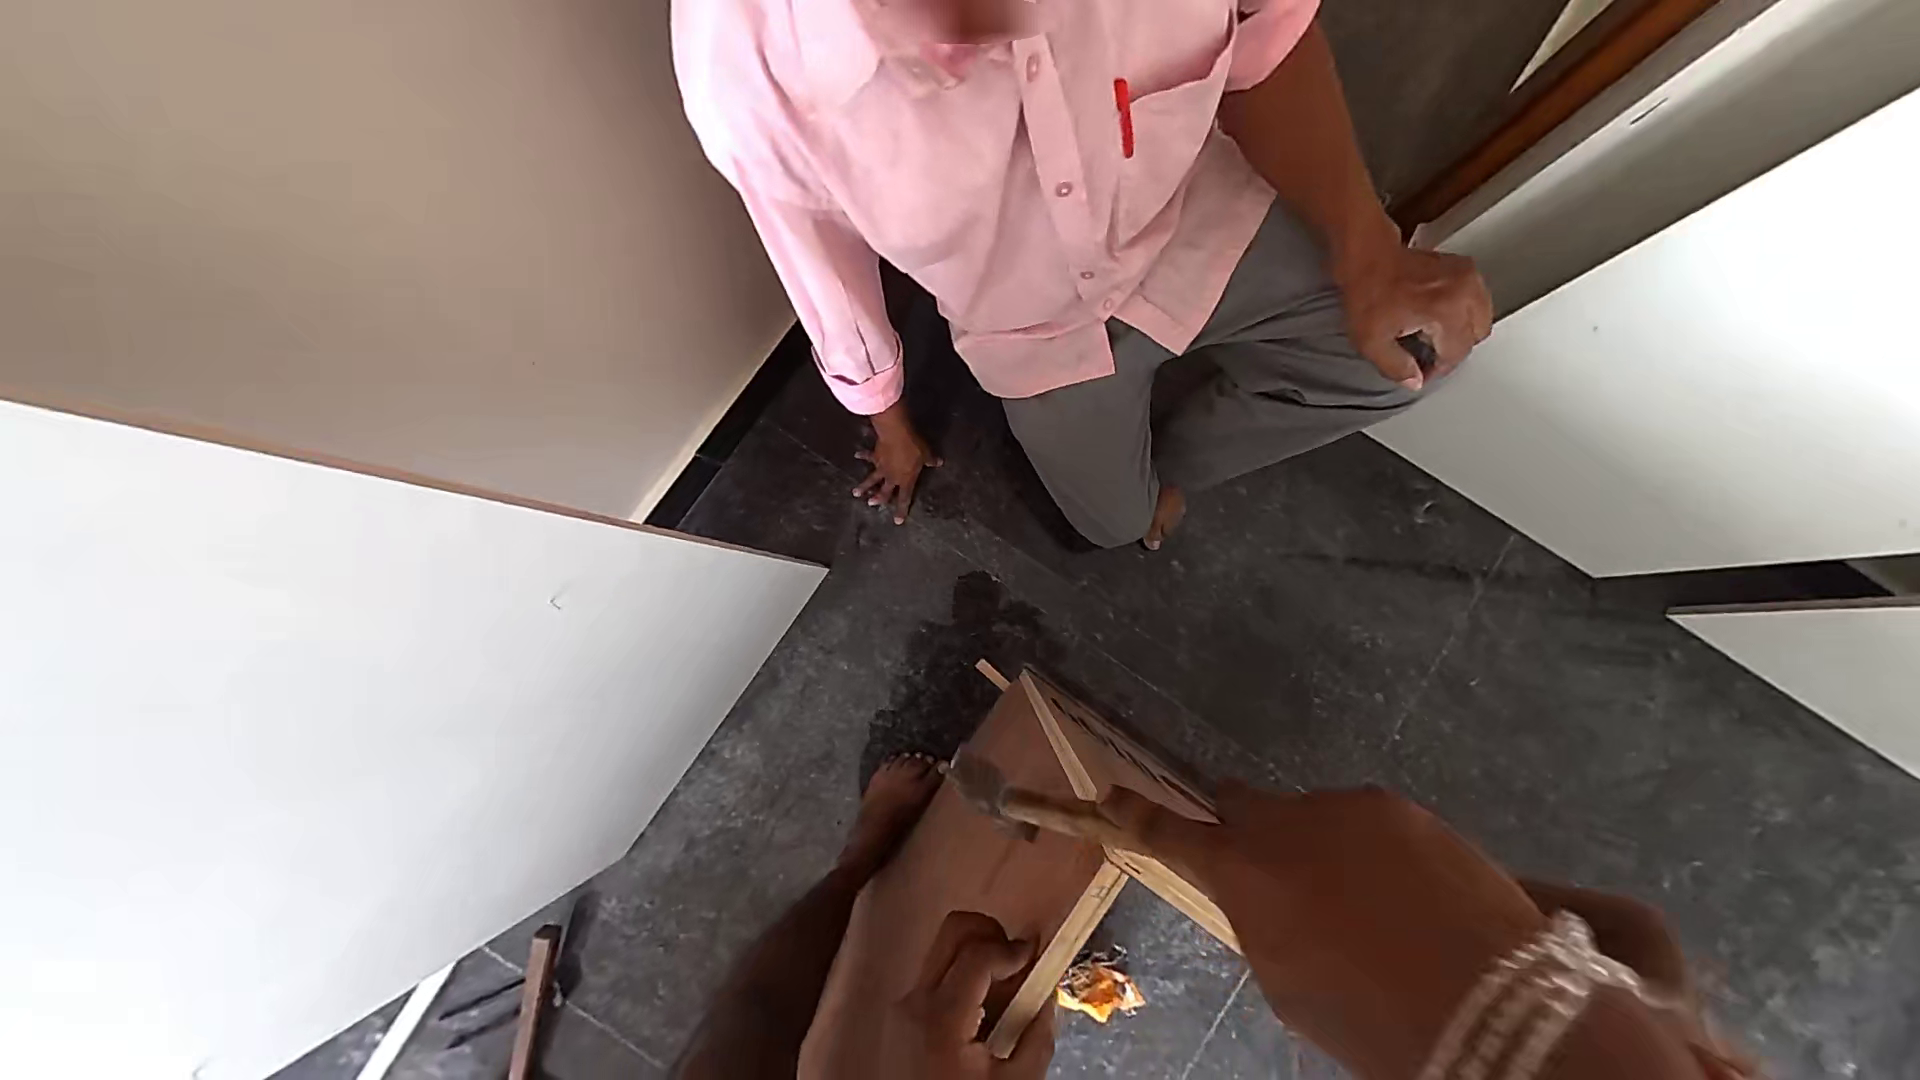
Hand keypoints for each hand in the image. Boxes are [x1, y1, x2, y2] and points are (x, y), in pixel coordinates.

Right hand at [854, 402, 940, 523]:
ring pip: (872, 479)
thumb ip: (931, 461)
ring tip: (856, 493)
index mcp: (906, 480)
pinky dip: (862, 456)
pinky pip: (868, 457)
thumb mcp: (926, 455)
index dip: (901, 510)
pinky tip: (856, 455)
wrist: (896, 435)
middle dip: (878, 499)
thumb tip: (938, 463)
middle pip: (884, 491)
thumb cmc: (914, 448)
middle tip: (871, 504)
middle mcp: (892, 477)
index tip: (897, 522)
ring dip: (864, 486)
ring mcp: (882, 468)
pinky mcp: (875, 456)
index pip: (904, 498)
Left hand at [870, 910, 1055, 1078]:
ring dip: (977, 952)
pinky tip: (982, 1009)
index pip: (977, 956)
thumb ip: (1037, 1038)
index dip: (1011, 949)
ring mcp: (904, 1004)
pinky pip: (936, 972)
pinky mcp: (902, 1012)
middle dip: (991, 934)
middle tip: (1017, 960)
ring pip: (944, 947)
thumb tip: (1049, 994)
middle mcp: (915, 1000)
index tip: (1035, 954)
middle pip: (953, 931)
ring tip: (1003, 989)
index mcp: (941, 1019)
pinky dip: (962, 973)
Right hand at [1099, 785, 1548, 1079]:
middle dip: (1246, 829)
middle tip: (1280, 870)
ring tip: (1372, 901)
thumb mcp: (1288, 983)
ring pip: (1307, 813)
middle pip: (1238, 802)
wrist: (1501, 1013)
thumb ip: (1254, 922)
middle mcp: (1278, 822)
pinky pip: (1361, 818)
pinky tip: (1409, 891)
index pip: (1168, 832)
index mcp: (1241, 871)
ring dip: (1320, 846)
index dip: (1136, 813)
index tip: (1110, 794)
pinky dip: (1369, 846)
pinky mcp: (1393, 804)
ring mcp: (1337, 805)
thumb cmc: (1372, 1018)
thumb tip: (1255, 894)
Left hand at [1336, 245, 1492, 389]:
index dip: (1438, 369)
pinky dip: (1462, 312)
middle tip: (1427, 359)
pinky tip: (1435, 319)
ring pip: (1482, 316)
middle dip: (1453, 351)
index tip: (1422, 374)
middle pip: (1477, 334)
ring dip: (1461, 332)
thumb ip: (1395, 366)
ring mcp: (1468, 276)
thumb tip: (1414, 381)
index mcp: (1447, 311)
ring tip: (1429, 340)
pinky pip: (1476, 298)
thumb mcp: (1372, 341)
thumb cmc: (1367, 294)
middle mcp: (1466, 291)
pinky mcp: (1464, 267)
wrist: (1367, 259)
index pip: (1457, 352)